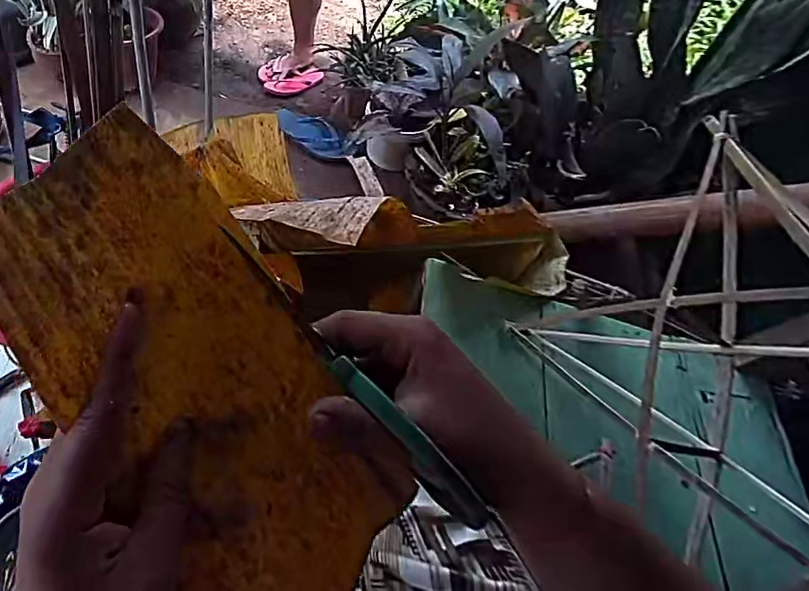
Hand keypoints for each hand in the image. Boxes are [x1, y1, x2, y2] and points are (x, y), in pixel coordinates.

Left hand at [16, 295, 195, 590]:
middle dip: (132, 377)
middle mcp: (51, 479)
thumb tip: (182, 431)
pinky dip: (131, 450)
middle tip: (160, 330)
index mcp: (63, 495)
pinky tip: (162, 449)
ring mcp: (55, 490)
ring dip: (136, 416)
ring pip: (102, 436)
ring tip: (172, 384)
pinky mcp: (65, 503)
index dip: (118, 355)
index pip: (99, 410)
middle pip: (98, 414)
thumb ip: (167, 498)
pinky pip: (102, 461)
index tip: (131, 308)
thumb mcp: (148, 572)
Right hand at [306, 313, 711, 590]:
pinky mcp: (420, 392)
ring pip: (363, 370)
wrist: (527, 485)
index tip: (281, 362)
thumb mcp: (411, 431)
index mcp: (411, 335)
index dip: (314, 340)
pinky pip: (378, 390)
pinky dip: (360, 405)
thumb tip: (308, 416)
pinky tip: (340, 426)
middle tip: (289, 392)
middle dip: (325, 370)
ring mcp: (416, 367)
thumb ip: (358, 422)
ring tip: (307, 411)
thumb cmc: (471, 444)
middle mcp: (411, 342)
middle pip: (352, 346)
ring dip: (342, 391)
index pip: (347, 323)